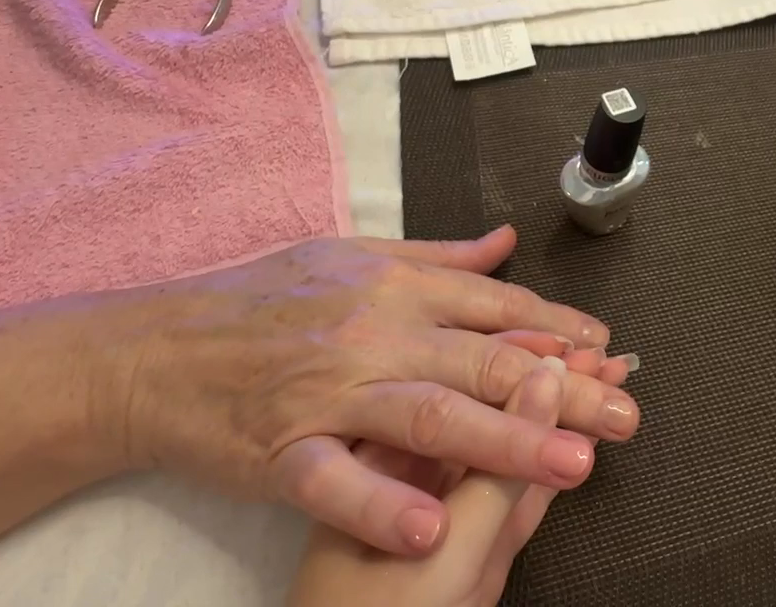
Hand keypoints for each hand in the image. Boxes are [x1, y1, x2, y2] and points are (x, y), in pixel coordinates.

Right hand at [96, 228, 641, 555]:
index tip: (606, 348)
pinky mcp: (280, 449)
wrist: (151, 345)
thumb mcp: (358, 254)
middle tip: (624, 413)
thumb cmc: (265, 295)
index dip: (558, 327)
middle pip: (486, 361)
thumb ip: (440, 256)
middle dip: (564, 389)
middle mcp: (377, 331)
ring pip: (432, 416)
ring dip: (507, 441)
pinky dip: (384, 505)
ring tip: (571, 464)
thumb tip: (504, 242)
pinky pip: (336, 482)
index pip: (498, 307)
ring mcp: (331, 390)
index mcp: (399, 285)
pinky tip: (432, 533)